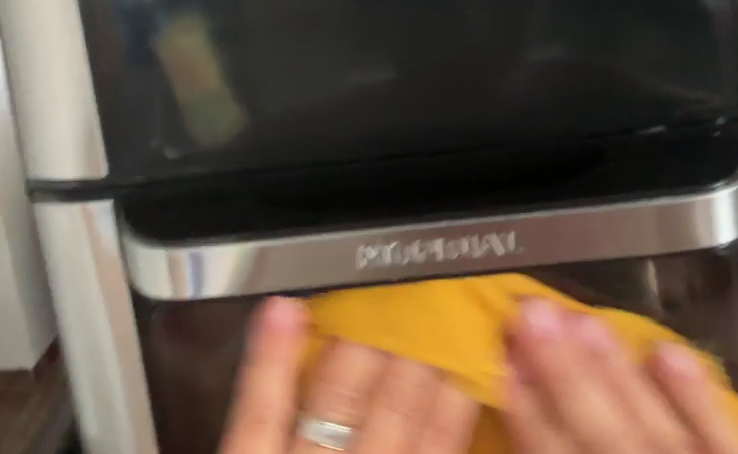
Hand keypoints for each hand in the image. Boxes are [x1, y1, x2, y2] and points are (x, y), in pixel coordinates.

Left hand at [219, 297, 480, 453]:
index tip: (477, 358)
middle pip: (391, 414)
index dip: (454, 404)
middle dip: (419, 357)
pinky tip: (283, 309)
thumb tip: (442, 431)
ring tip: (389, 298)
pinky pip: (260, 412)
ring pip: (338, 402)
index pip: (434, 448)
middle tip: (443, 306)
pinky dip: (270, 359)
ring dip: (366, 348)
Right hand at [504, 299, 737, 453]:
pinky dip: (697, 398)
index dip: (528, 415)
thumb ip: (547, 451)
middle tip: (532, 313)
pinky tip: (668, 353)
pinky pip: (723, 443)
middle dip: (565, 374)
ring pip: (656, 433)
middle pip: (604, 439)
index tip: (500, 361)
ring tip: (584, 321)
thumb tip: (523, 399)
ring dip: (617, 375)